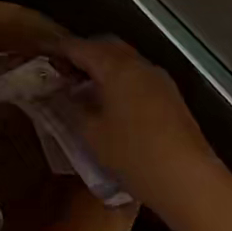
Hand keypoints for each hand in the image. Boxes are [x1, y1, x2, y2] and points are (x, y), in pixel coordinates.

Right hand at [59, 35, 218, 211]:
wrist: (192, 183)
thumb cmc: (135, 155)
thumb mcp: (90, 134)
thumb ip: (67, 108)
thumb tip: (51, 94)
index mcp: (115, 66)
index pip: (78, 46)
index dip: (56, 49)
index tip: (39, 54)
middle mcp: (138, 64)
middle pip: (104, 46)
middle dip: (81, 54)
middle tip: (61, 70)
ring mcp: (158, 80)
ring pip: (123, 61)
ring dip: (102, 67)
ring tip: (83, 89)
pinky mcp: (171, 98)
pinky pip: (137, 76)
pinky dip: (119, 80)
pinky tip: (111, 104)